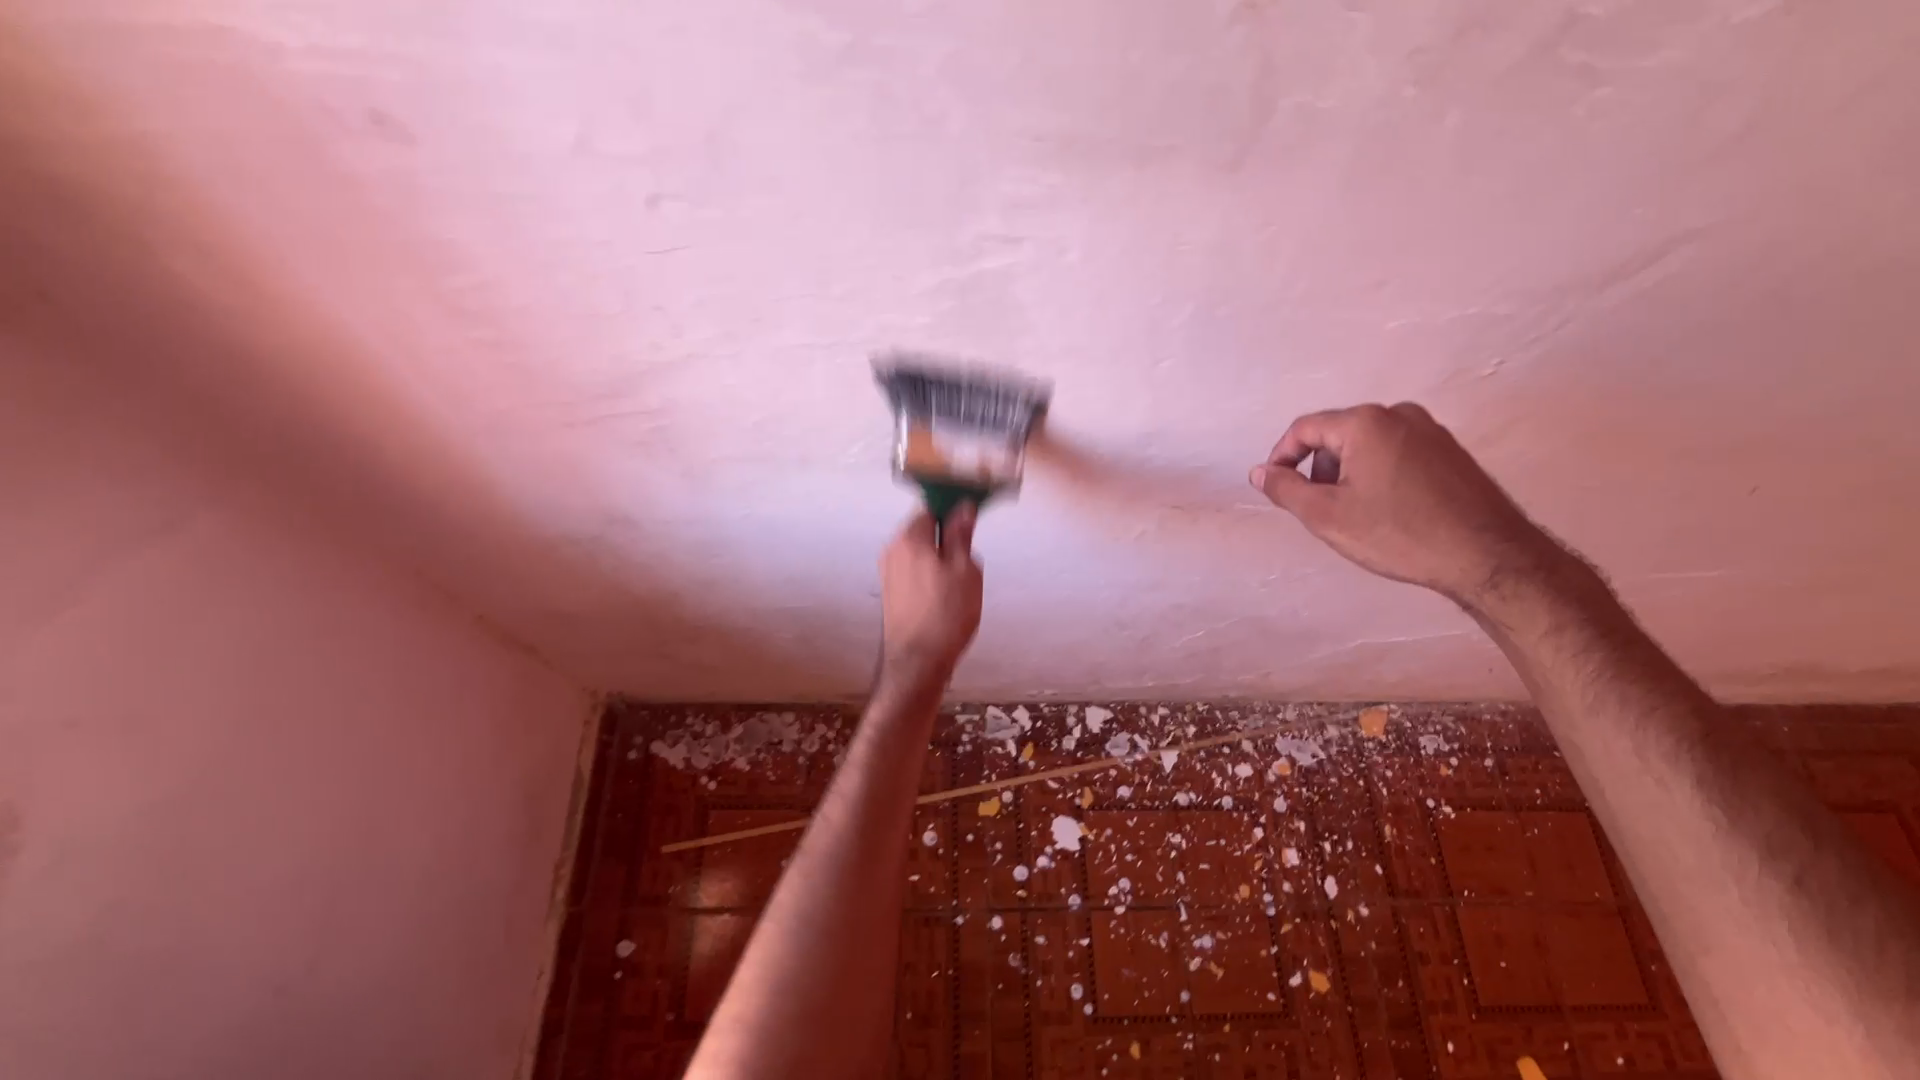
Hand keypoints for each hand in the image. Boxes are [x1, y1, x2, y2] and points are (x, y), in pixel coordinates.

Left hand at [878, 505, 982, 682]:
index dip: (954, 510)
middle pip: (925, 530)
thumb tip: (963, 506)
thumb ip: (961, 534)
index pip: (932, 506)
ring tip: (960, 585)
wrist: (917, 662)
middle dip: (948, 539)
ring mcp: (888, 573)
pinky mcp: (891, 593)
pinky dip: (931, 575)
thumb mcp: (965, 570)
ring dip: (941, 559)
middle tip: (970, 562)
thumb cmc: (947, 613)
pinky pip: (915, 571)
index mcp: (909, 537)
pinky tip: (946, 597)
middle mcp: (892, 550)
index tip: (973, 522)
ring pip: (922, 553)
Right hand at [1249, 403, 1558, 604]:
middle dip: (1319, 469)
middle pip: (1338, 434)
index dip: (1281, 457)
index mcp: (1365, 422)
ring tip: (1354, 515)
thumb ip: (1286, 489)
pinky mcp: (1451, 452)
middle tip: (1318, 509)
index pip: (1305, 428)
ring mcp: (1430, 431)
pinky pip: (1397, 454)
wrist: (1487, 555)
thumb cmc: (1398, 533)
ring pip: (1368, 445)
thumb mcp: (1327, 515)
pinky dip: (1378, 475)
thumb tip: (1260, 472)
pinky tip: (1387, 512)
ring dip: (1348, 474)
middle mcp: (1399, 414)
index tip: (1276, 488)